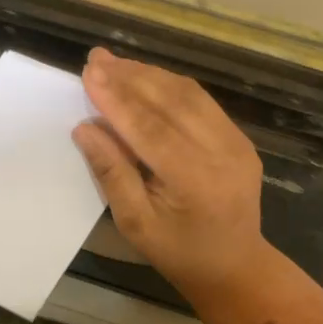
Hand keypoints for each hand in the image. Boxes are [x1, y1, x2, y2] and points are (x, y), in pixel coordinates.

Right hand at [71, 48, 266, 293]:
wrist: (234, 265)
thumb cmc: (177, 251)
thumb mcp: (135, 223)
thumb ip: (112, 173)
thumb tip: (85, 128)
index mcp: (195, 182)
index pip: (150, 130)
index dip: (117, 100)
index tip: (89, 73)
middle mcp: (222, 154)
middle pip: (171, 103)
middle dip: (130, 78)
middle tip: (95, 58)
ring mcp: (236, 142)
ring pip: (187, 95)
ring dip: (147, 75)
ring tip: (112, 62)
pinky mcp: (238, 137)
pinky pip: (200, 101)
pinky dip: (167, 84)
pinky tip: (142, 77)